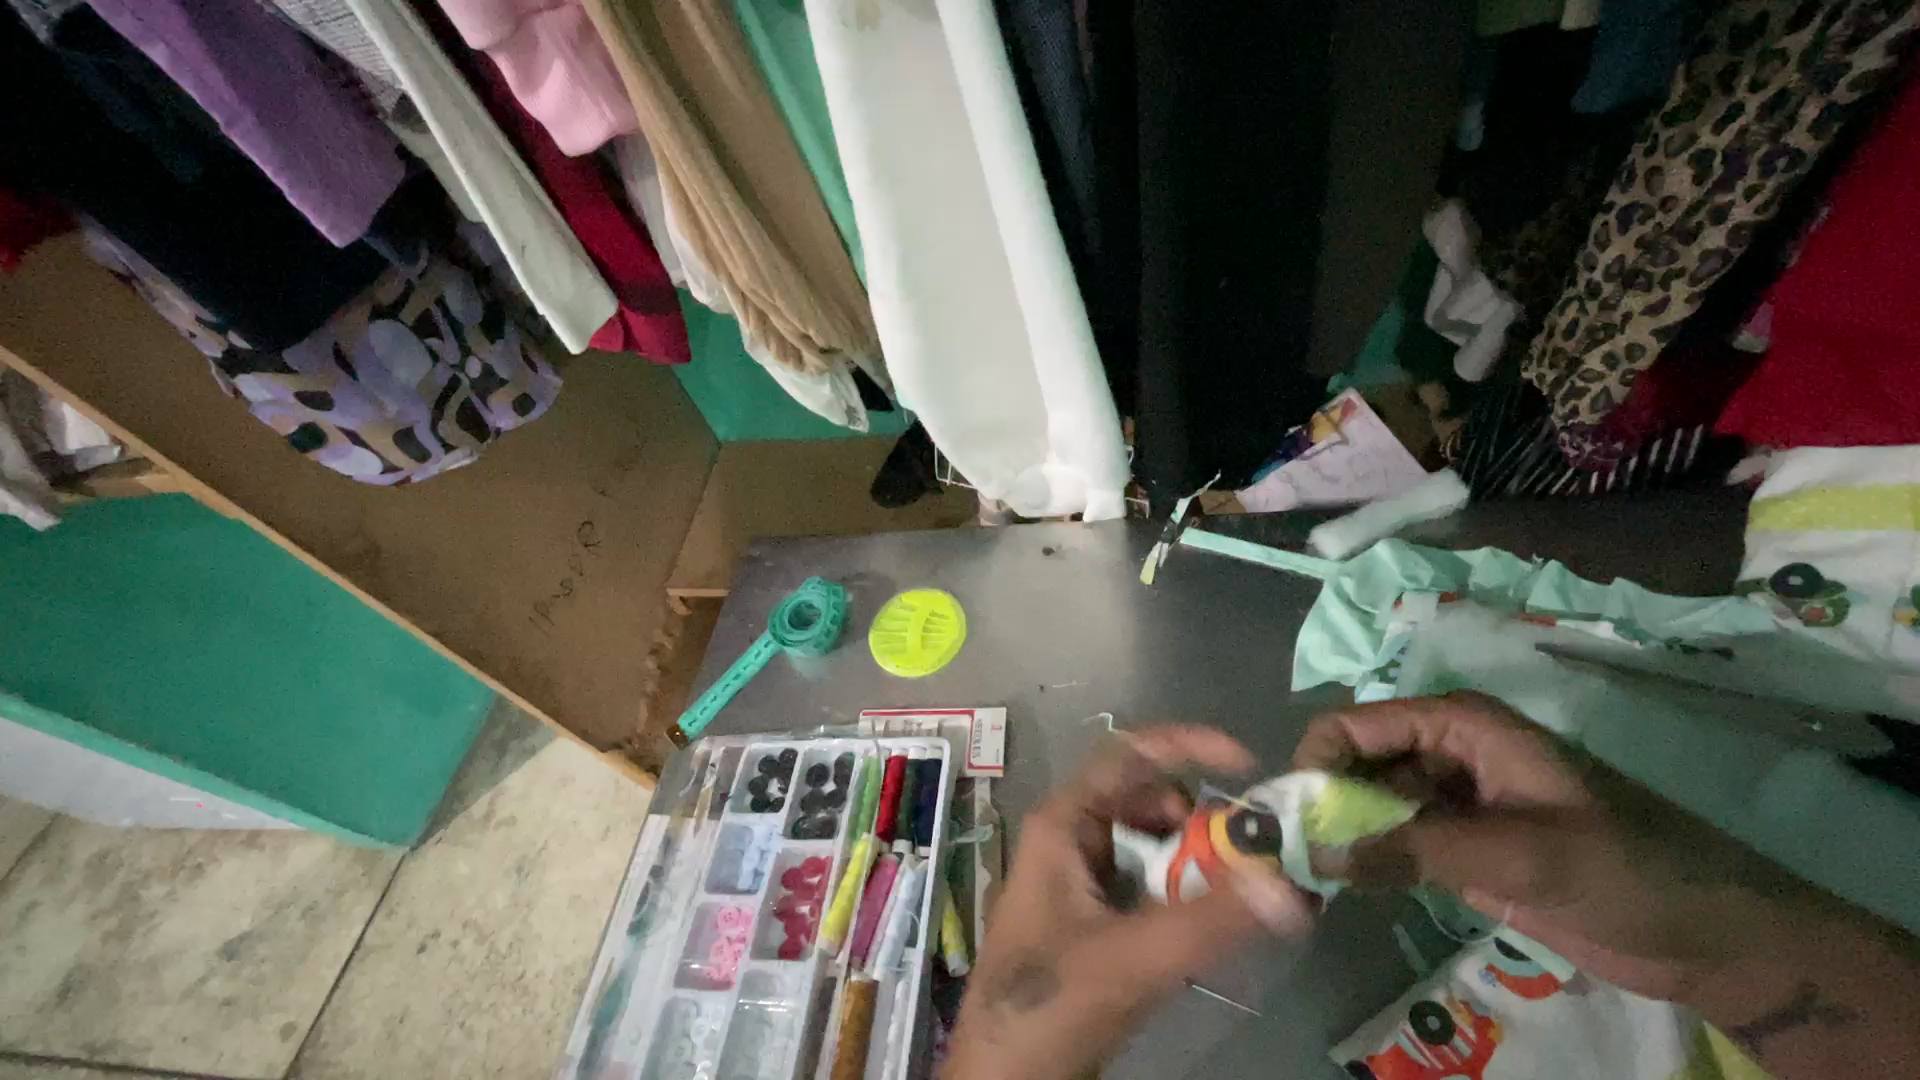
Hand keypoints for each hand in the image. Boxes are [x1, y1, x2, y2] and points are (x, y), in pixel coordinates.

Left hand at [943, 726, 1312, 1079]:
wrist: (1003, 1075)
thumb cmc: (1049, 1001)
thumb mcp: (1132, 959)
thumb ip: (1211, 923)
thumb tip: (1293, 888)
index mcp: (1065, 822)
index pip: (1128, 753)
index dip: (1187, 746)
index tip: (1249, 767)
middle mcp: (1072, 836)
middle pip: (1147, 799)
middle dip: (1203, 819)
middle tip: (1255, 858)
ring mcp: (1082, 875)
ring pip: (1151, 842)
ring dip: (1198, 859)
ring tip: (1243, 895)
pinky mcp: (1095, 913)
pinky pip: (1148, 882)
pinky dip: (1184, 891)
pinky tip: (1212, 923)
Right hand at [1293, 691, 1919, 1079]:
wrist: (1712, 936)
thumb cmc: (1623, 867)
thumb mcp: (1516, 855)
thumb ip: (1412, 851)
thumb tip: (1315, 854)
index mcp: (1457, 724)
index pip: (1355, 727)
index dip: (1315, 764)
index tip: (1290, 820)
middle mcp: (1441, 750)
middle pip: (1353, 762)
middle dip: (1320, 803)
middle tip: (1292, 858)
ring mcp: (1447, 797)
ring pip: (1366, 802)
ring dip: (1338, 834)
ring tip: (1310, 879)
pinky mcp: (1454, 841)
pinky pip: (1391, 838)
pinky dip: (1365, 858)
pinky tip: (1345, 885)